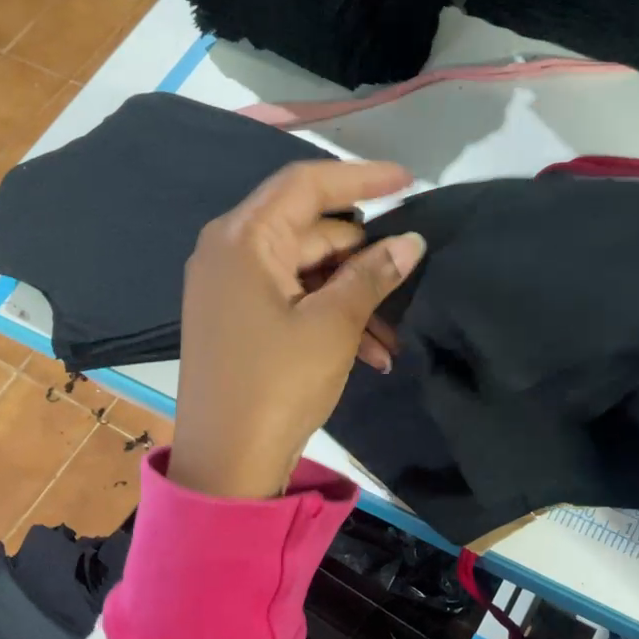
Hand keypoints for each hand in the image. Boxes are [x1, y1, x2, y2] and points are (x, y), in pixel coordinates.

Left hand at [168, 160, 425, 498]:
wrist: (227, 461)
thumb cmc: (277, 384)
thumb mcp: (333, 327)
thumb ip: (372, 276)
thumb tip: (411, 241)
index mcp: (244, 239)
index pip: (306, 185)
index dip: (360, 177)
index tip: (408, 179)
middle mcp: (230, 251)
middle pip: (309, 230)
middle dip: (363, 257)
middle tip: (408, 280)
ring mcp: (232, 288)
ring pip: (307, 272)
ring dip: (353, 297)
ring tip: (392, 340)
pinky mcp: (239, 321)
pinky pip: (293, 300)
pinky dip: (330, 318)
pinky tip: (369, 354)